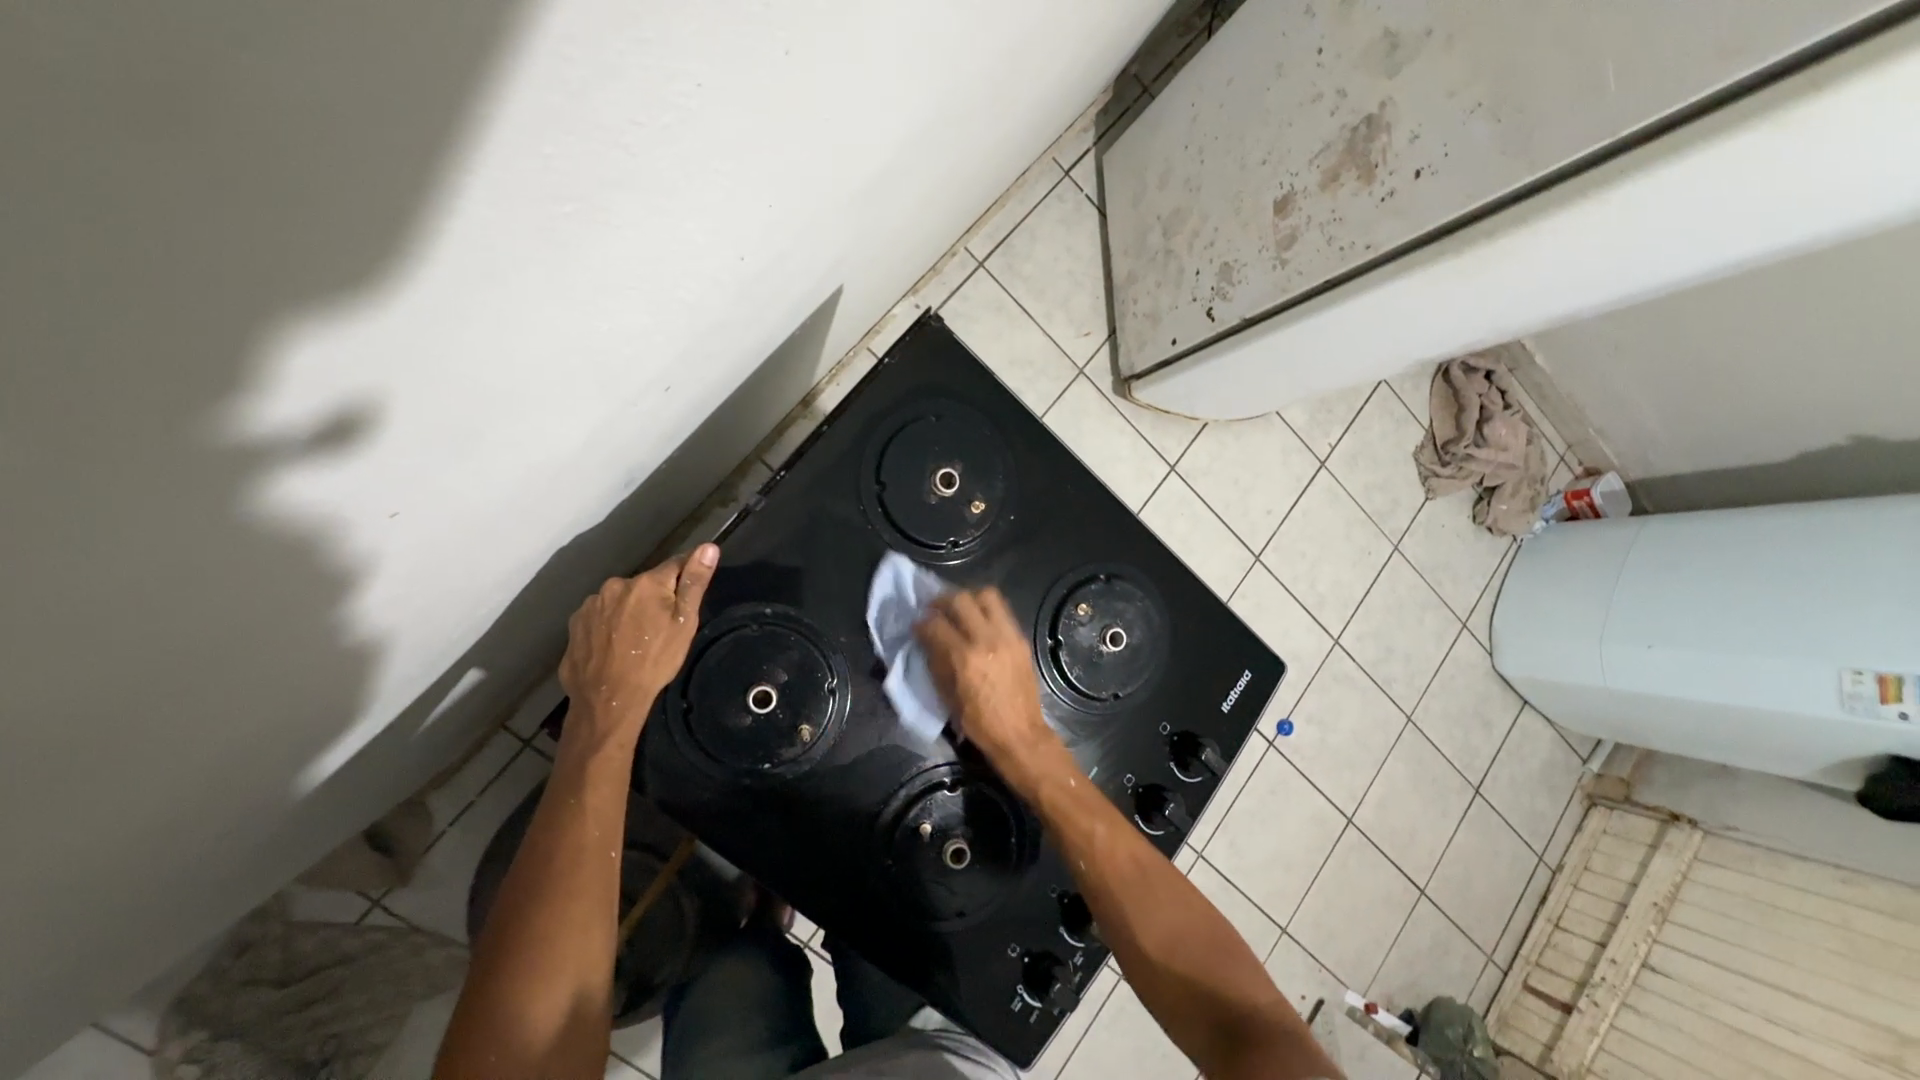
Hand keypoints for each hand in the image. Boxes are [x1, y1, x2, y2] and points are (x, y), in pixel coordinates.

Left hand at [558, 543, 718, 751]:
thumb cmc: (655, 661)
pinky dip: (608, 627)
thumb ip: (694, 582)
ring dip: (628, 612)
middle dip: (653, 599)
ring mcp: (591, 605)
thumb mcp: (684, 623)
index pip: (675, 565)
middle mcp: (616, 585)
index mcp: (647, 582)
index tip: (691, 592)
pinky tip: (613, 648)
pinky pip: (599, 618)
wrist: (609, 698)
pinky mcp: (575, 624)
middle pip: (644, 585)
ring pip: (620, 601)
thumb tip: (709, 547)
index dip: (686, 576)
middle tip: (662, 629)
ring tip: (635, 642)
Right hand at [914, 587, 1066, 792]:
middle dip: (942, 601)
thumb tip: (927, 641)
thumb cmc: (979, 722)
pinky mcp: (1021, 639)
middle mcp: (987, 639)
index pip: (935, 624)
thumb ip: (936, 663)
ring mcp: (1008, 636)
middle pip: (960, 599)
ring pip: (986, 595)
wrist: (1020, 734)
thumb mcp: (948, 696)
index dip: (921, 623)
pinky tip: (979, 623)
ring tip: (961, 611)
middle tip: (935, 610)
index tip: (917, 626)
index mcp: (965, 658)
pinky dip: (987, 611)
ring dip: (969, 599)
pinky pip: (1003, 611)